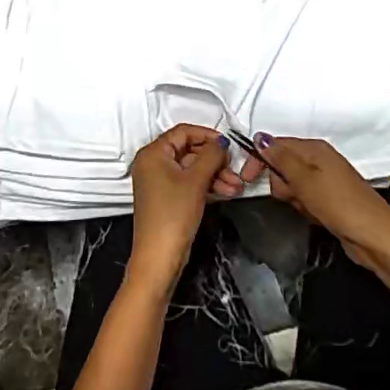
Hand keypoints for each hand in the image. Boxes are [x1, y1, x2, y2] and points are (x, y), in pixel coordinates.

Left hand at [127, 125, 228, 289]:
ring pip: (191, 169)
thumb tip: (221, 142)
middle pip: (189, 151)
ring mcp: (159, 182)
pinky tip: (226, 193)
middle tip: (234, 169)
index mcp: (152, 153)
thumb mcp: (196, 181)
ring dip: (215, 175)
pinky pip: (189, 183)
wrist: (160, 256)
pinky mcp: (167, 198)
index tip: (227, 143)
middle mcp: (152, 164)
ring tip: (236, 187)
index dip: (207, 135)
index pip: (182, 132)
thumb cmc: (173, 215)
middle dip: (214, 161)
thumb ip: (211, 156)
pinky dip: (206, 186)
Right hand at [262, 136, 389, 272]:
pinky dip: (304, 206)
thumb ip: (280, 158)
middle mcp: (320, 159)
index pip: (275, 144)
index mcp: (314, 148)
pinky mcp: (329, 199)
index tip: (246, 178)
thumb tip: (260, 137)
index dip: (258, 159)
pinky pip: (304, 197)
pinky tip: (314, 215)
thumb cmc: (340, 204)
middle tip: (292, 195)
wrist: (376, 238)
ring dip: (292, 197)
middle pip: (282, 164)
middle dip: (280, 182)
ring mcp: (325, 179)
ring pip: (292, 184)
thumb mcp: (304, 179)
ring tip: (306, 207)